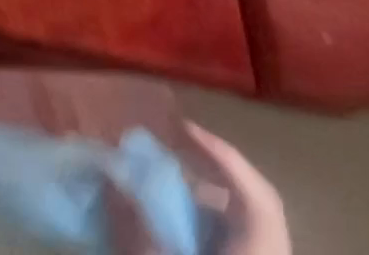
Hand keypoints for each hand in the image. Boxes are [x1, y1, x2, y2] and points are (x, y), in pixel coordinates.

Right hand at [105, 123, 288, 254]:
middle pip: (236, 210)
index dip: (222, 156)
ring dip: (181, 207)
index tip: (179, 127)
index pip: (255, 194)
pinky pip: (215, 244)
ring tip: (136, 196)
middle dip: (188, 182)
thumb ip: (134, 223)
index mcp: (258, 251)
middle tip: (144, 164)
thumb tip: (110, 175)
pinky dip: (184, 231)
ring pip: (224, 229)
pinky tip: (150, 229)